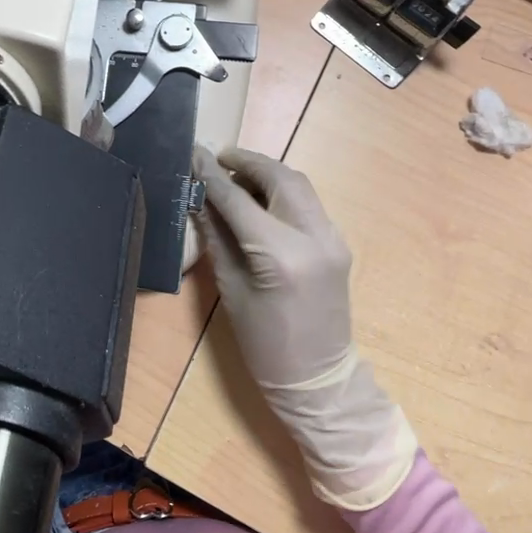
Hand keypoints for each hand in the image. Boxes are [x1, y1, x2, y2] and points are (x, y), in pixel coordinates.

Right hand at [194, 146, 417, 509]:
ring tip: (236, 174)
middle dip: (247, 162)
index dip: (211, 175)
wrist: (319, 380)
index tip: (193, 153)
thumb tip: (198, 198)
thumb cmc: (264, 344)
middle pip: (280, 177)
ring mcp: (332, 238)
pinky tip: (260, 199)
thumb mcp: (231, 290)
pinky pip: (308, 203)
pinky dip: (283, 191)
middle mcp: (313, 236)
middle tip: (218, 158)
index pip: (238, 200)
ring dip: (267, 173)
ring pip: (299, 185)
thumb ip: (216, 237)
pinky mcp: (338, 243)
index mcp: (280, 254)